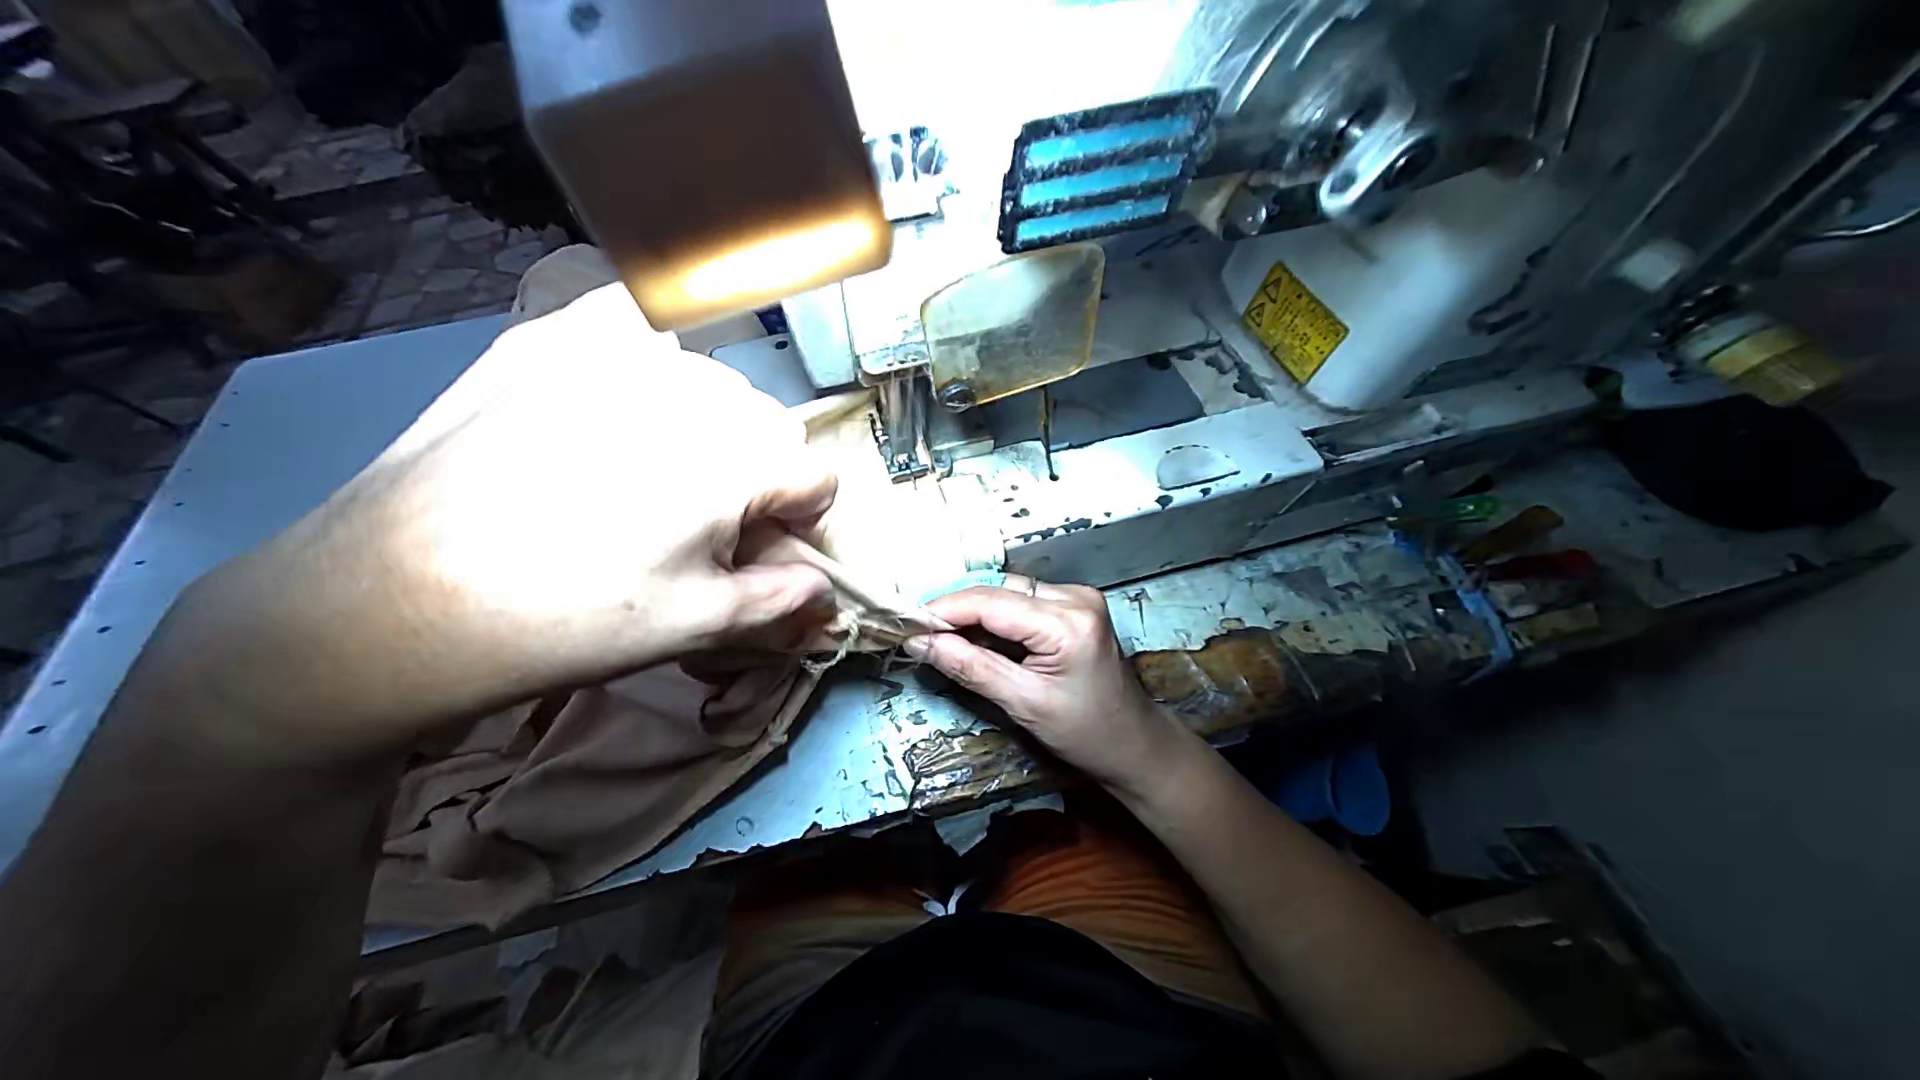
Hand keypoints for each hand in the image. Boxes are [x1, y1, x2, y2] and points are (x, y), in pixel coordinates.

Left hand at [163, 283, 835, 757]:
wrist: (395, 594)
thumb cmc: (566, 620)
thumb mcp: (695, 624)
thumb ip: (782, 598)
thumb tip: (823, 585)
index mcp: (739, 456)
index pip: (817, 477)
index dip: (795, 523)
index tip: (752, 552)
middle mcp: (694, 384)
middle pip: (768, 429)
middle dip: (752, 476)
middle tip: (690, 525)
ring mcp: (618, 348)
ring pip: (710, 386)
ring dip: (702, 429)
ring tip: (634, 478)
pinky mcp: (554, 335)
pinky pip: (638, 339)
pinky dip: (645, 370)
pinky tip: (603, 416)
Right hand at [906, 577, 1201, 797]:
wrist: (1134, 743)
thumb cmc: (1085, 733)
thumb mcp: (1022, 703)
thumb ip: (970, 667)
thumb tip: (921, 642)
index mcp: (1067, 622)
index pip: (991, 602)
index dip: (945, 610)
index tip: (908, 624)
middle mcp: (1075, 597)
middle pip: (999, 590)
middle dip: (956, 610)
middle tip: (919, 631)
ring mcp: (1078, 598)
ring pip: (1008, 592)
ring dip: (974, 612)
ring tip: (940, 635)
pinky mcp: (1075, 606)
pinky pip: (1024, 601)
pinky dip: (996, 616)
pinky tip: (974, 635)